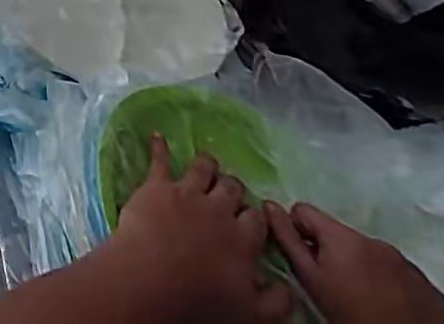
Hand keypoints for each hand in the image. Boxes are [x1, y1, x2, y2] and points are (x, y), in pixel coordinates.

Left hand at [87, 136, 290, 323]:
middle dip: (233, 188)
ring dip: (206, 164)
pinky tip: (157, 136)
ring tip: (207, 162)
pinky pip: (160, 160)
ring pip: (201, 168)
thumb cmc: (202, 303)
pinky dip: (159, 146)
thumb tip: (289, 287)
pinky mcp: (157, 185)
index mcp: (243, 239)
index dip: (256, 217)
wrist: (154, 281)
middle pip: (231, 188)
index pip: (257, 219)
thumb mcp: (253, 315)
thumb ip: (276, 302)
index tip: (254, 218)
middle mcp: (217, 210)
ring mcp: (186, 193)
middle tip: (230, 191)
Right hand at [265, 201, 443, 323]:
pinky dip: (391, 285)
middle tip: (333, 285)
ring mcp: (408, 264)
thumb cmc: (350, 316)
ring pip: (370, 255)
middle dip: (332, 253)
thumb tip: (269, 204)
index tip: (304, 258)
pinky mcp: (433, 289)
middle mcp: (376, 241)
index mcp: (343, 236)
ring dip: (362, 267)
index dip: (297, 231)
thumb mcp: (311, 281)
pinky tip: (392, 308)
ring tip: (364, 299)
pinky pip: (401, 276)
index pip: (304, 211)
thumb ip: (287, 239)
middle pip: (340, 235)